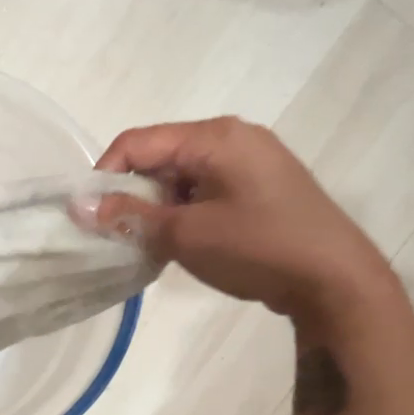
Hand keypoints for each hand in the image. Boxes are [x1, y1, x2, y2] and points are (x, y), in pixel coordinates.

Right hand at [95, 117, 396, 324]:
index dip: (104, 176)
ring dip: (153, 207)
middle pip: (157, 155)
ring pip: (178, 176)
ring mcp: (248, 162)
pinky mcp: (256, 188)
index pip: (137, 142)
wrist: (330, 277)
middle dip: (128, 193)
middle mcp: (231, 138)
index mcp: (214, 137)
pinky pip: (201, 190)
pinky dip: (179, 212)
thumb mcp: (184, 234)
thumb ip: (131, 217)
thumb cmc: (256, 247)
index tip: (87, 217)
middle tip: (114, 235)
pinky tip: (176, 243)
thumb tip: (83, 207)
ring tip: (145, 244)